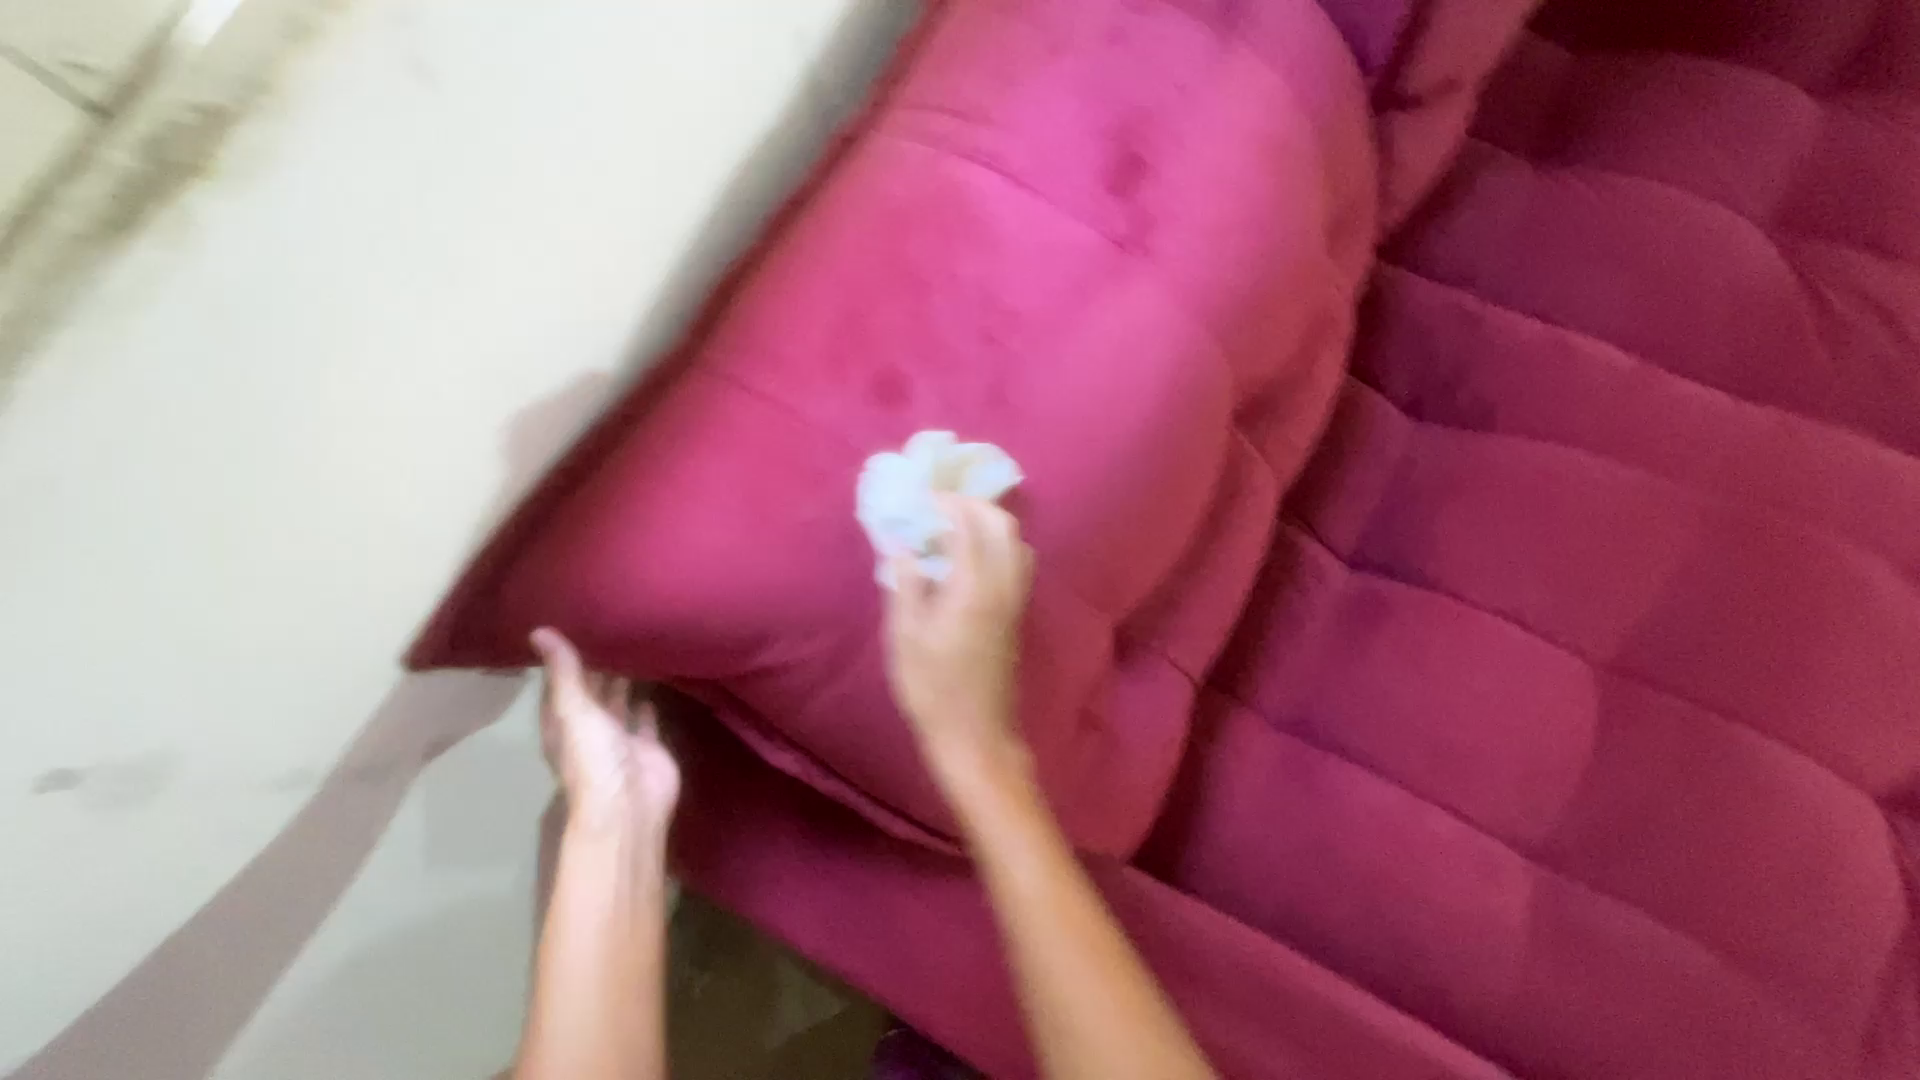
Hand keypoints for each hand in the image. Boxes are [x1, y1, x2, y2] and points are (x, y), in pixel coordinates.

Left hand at [530, 628, 680, 839]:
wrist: (630, 802)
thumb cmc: (594, 757)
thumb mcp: (574, 710)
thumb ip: (564, 672)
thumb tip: (538, 631)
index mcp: (562, 722)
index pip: (559, 684)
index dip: (564, 660)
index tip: (575, 627)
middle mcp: (588, 728)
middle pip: (590, 692)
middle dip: (597, 667)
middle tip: (609, 630)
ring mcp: (618, 738)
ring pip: (617, 703)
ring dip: (622, 682)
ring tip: (632, 648)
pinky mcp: (646, 745)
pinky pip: (645, 719)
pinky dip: (647, 703)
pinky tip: (653, 683)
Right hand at [883, 495, 1035, 782]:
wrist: (976, 733)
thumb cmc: (933, 688)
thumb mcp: (905, 636)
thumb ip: (905, 583)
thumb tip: (901, 545)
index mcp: (973, 587)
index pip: (966, 525)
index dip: (945, 503)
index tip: (922, 496)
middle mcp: (1004, 585)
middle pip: (1002, 524)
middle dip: (973, 504)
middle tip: (940, 503)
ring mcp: (1017, 599)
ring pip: (1015, 542)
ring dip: (989, 522)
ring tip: (954, 524)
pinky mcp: (1018, 613)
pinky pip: (1017, 561)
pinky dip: (998, 543)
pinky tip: (970, 555)